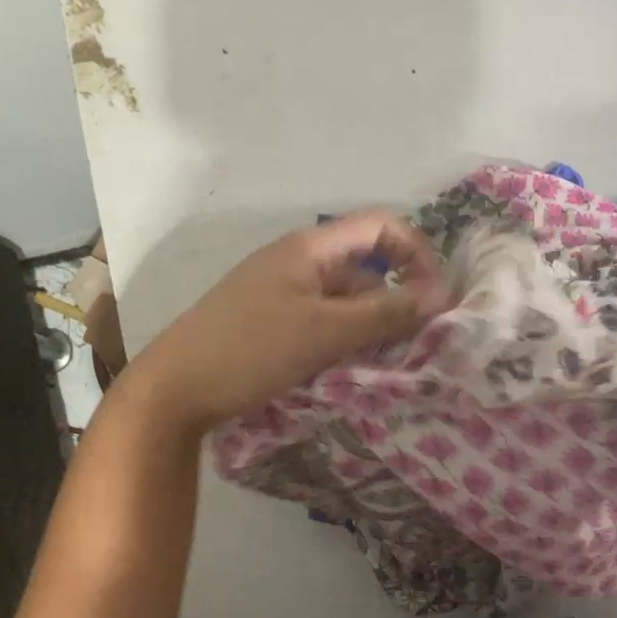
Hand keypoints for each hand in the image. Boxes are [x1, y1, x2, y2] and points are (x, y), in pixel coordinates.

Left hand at [122, 212, 452, 432]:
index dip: (417, 255)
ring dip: (374, 323)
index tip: (436, 301)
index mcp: (309, 248)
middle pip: (367, 264)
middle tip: (420, 341)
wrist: (174, 390)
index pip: (382, 227)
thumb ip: (384, 312)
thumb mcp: (324, 331)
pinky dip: (347, 339)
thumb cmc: (250, 350)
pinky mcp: (273, 325)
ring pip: (347, 298)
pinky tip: (354, 369)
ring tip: (391, 361)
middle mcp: (298, 262)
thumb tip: (441, 295)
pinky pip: (325, 322)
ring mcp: (283, 294)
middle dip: (400, 296)